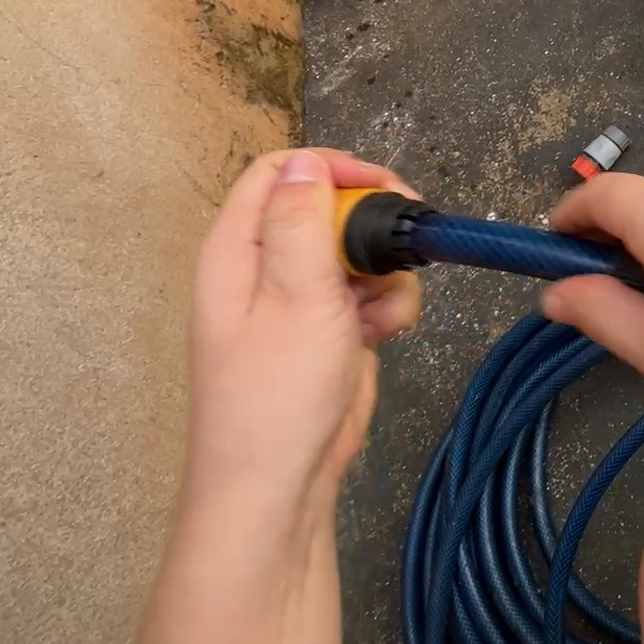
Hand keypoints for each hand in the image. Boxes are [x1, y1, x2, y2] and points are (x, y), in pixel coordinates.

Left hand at [186, 148, 421, 505]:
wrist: (284, 483)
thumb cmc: (279, 391)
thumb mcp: (294, 298)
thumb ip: (302, 223)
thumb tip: (303, 161)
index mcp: (239, 251)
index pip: (278, 174)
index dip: (330, 168)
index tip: (382, 187)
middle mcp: (268, 267)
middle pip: (329, 208)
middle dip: (371, 224)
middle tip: (403, 242)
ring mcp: (302, 298)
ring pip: (360, 250)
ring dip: (387, 272)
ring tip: (384, 309)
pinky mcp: (334, 325)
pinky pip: (372, 290)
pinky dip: (389, 305)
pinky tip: (384, 333)